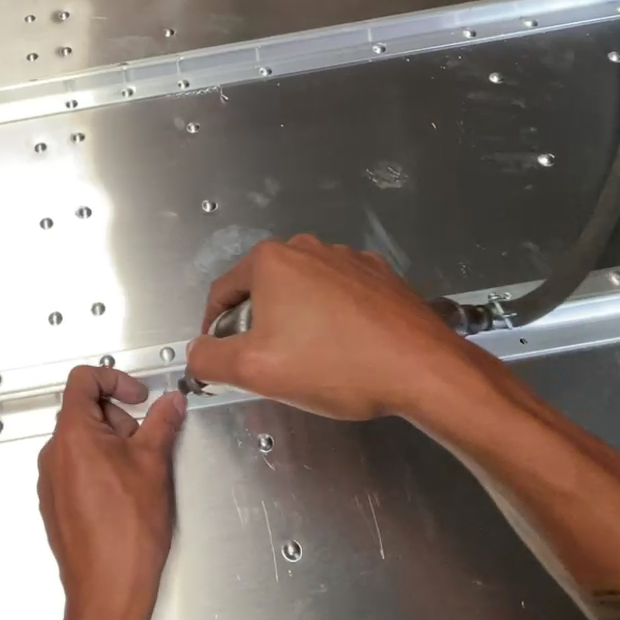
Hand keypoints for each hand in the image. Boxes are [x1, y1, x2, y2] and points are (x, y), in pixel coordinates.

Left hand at [36, 366, 186, 619]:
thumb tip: (170, 402)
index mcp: (73, 434)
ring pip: (84, 440)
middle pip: (86, 410)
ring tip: (138, 474)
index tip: (138, 395)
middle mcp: (54, 453)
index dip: (115, 378)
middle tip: (146, 442)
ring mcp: (51, 480)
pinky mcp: (55, 502)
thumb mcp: (154, 463)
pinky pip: (77, 467)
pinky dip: (102, 467)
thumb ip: (162, 422)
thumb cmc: (127, 533)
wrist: (109, 591)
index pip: (83, 379)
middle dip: (121, 418)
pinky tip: (125, 494)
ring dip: (114, 444)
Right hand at [186, 233, 504, 420]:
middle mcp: (307, 248)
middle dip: (258, 327)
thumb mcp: (254, 371)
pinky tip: (346, 349)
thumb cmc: (335, 365)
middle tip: (271, 365)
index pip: (221, 294)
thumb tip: (196, 353)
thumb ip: (209, 359)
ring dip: (296, 321)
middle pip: (262, 290)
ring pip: (301, 292)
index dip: (214, 330)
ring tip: (313, 361)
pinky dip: (332, 318)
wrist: (423, 369)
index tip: (222, 357)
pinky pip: (338, 295)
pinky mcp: (378, 274)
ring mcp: (346, 258)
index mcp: (271, 261)